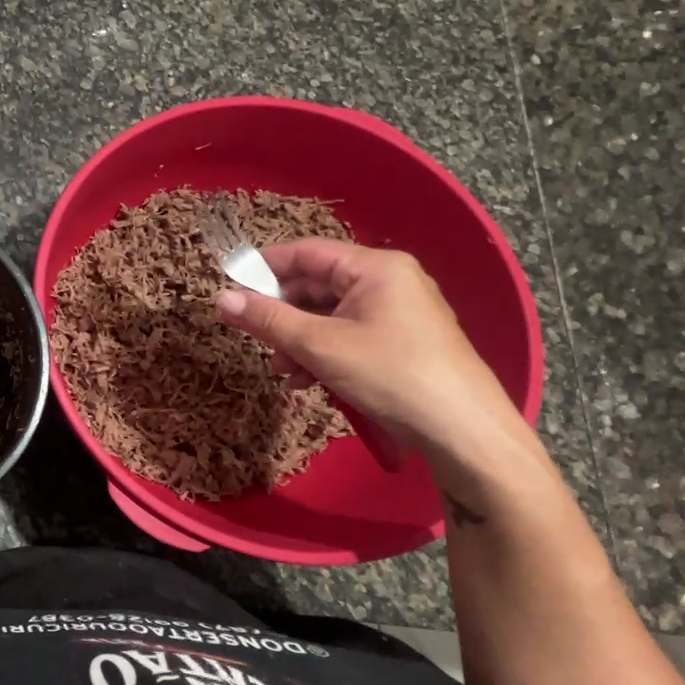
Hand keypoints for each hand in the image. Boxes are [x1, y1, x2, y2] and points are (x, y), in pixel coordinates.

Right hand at [213, 239, 524, 463]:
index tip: (229, 285)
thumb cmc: (390, 375)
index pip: (306, 252)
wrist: (465, 432)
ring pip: (329, 313)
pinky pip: (348, 334)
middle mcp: (390, 281)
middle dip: (281, 312)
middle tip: (254, 336)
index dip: (263, 266)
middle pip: (316, 284)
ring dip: (298, 338)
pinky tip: (308, 380)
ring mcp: (399, 312)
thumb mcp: (319, 346)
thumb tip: (220, 298)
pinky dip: (322, 352)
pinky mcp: (402, 342)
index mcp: (375, 268)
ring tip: (284, 370)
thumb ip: (267, 320)